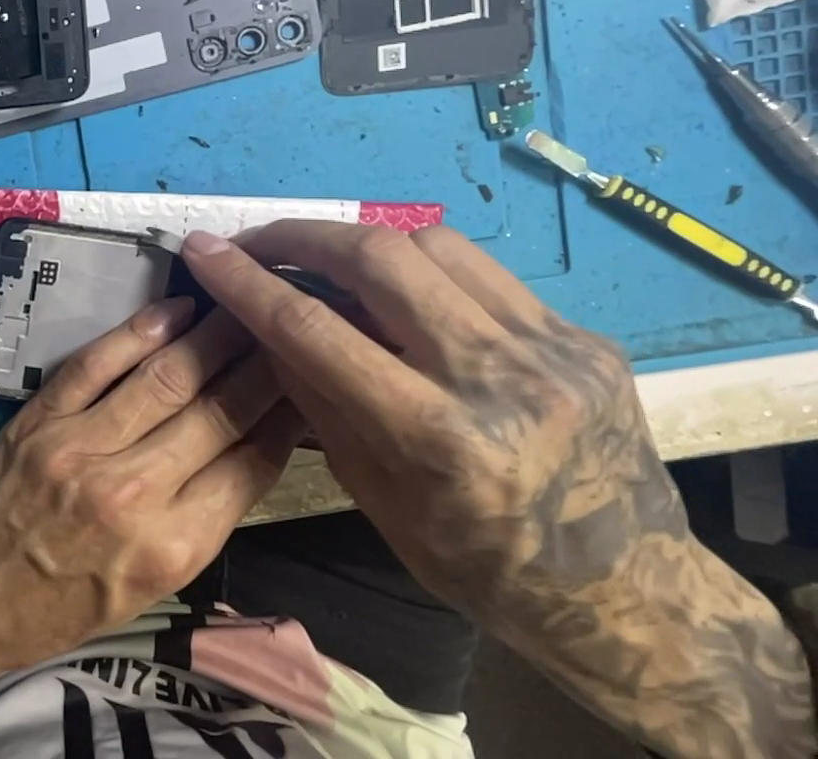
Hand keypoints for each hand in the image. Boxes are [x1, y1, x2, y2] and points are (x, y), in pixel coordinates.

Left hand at [0, 298, 303, 734]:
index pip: (250, 466)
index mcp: (169, 549)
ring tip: (245, 306)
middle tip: (291, 326)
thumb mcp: (141, 593)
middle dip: (262, 365)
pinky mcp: (35, 422)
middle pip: (216, 413)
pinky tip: (171, 312)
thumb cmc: (50, 614)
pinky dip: (135, 334)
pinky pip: (92, 366)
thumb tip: (243, 457)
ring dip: (211, 338)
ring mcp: (78, 449)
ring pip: (163, 380)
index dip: (287, 416)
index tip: (311, 380)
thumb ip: (194, 525)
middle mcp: (131, 492)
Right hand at [181, 221, 814, 757]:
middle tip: (256, 241)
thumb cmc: (471, 558)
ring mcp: (552, 349)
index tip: (201, 249)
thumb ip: (317, 399)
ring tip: (321, 259)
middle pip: (379, 260)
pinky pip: (480, 270)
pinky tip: (392, 286)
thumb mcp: (371, 492)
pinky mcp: (582, 336)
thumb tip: (264, 326)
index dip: (245, 282)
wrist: (623, 589)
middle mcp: (498, 378)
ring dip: (359, 240)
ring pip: (433, 244)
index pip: (313, 330)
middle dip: (300, 235)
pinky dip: (417, 264)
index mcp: (435, 436)